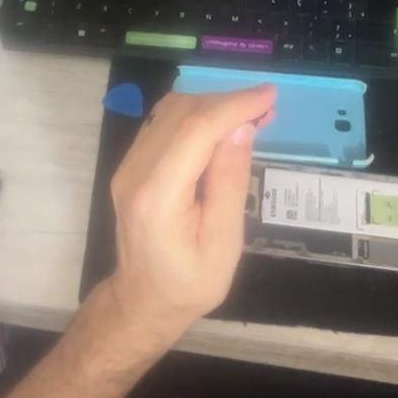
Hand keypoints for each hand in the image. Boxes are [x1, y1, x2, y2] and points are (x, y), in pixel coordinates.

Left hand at [92, 85, 276, 356]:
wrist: (143, 300)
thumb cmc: (189, 283)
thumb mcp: (223, 244)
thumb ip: (230, 183)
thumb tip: (241, 129)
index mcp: (158, 196)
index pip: (195, 130)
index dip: (234, 106)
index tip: (269, 97)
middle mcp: (135, 173)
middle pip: (181, 113)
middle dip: (226, 102)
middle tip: (266, 109)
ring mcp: (128, 168)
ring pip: (169, 113)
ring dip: (211, 106)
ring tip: (249, 117)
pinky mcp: (131, 168)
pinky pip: (162, 126)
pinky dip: (195, 118)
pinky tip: (221, 129)